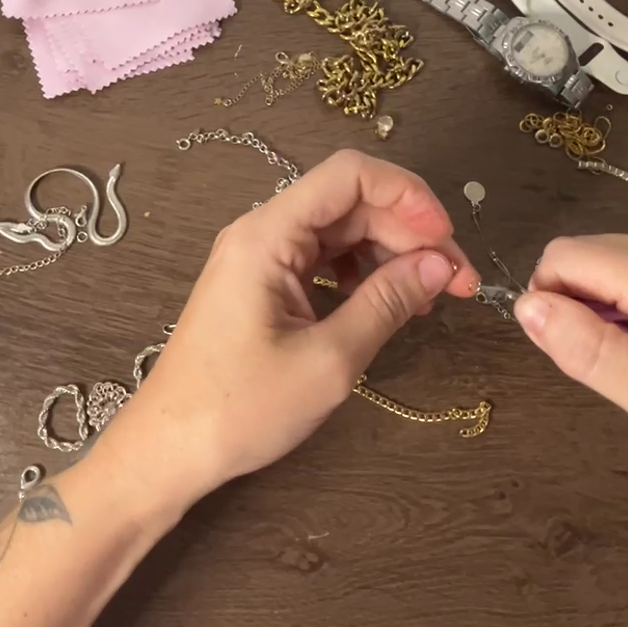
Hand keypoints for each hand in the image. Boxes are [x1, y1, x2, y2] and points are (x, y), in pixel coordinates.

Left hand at [101, 150, 481, 508]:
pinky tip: (392, 302)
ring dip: (392, 254)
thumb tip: (442, 264)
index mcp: (267, 234)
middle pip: (351, 202)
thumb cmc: (240, 409)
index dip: (408, 194)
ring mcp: (262, 257)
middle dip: (410, 231)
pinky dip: (364, 274)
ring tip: (434, 295)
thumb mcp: (328, 359)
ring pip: (342, 230)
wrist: (168, 451)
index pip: (349, 175)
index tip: (447, 238)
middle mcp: (263, 231)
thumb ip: (388, 302)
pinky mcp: (265, 283)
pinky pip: (325, 259)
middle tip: (460, 278)